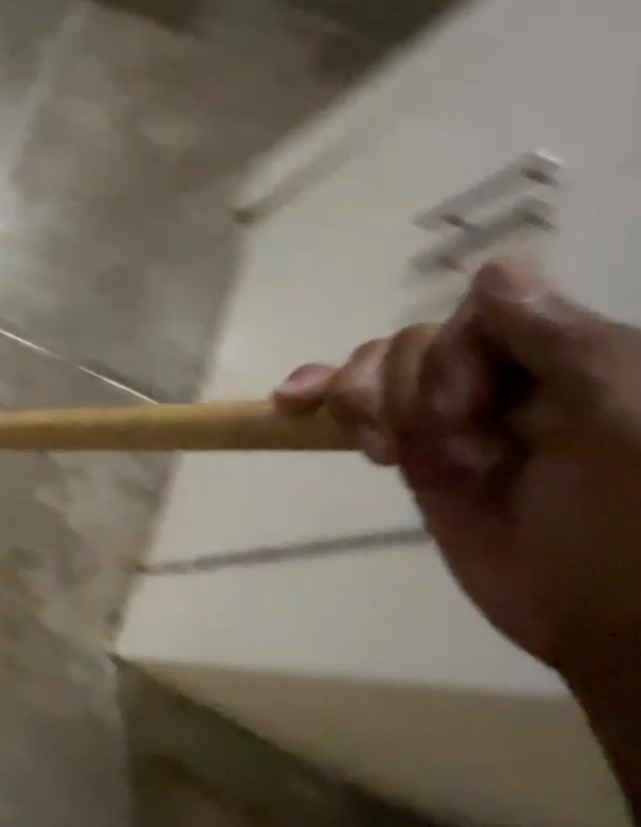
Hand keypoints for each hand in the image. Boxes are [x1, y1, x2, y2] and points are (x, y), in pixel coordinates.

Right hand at [273, 260, 640, 689]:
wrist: (610, 626)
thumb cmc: (631, 528)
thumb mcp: (625, 430)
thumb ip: (572, 346)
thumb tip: (498, 272)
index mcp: (564, 362)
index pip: (479, 312)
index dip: (454, 352)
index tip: (468, 411)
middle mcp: (505, 377)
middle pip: (416, 341)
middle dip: (409, 392)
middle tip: (450, 456)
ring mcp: (452, 414)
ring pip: (376, 367)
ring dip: (363, 403)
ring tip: (385, 456)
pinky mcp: (413, 447)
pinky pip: (351, 401)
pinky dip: (317, 395)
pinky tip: (291, 404)